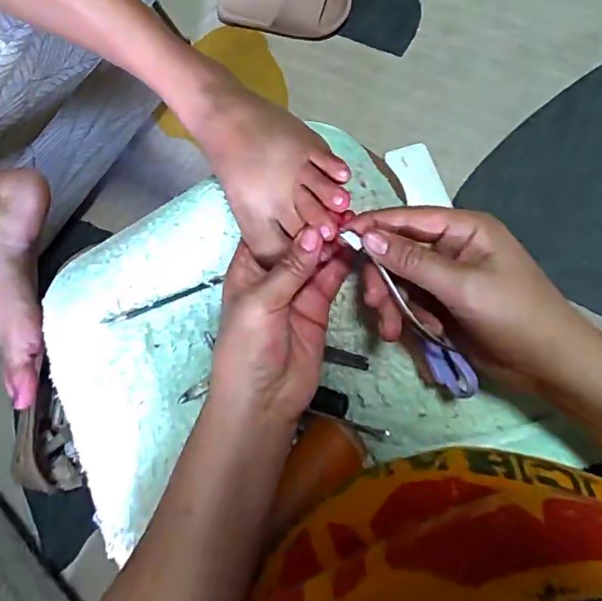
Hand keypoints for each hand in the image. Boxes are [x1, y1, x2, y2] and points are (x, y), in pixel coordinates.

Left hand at [185, 79, 350, 261]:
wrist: (226, 120)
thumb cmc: (232, 164)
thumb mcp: (241, 204)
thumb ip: (265, 226)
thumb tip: (292, 244)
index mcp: (258, 216)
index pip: (285, 245)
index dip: (303, 253)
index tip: (316, 253)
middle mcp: (279, 197)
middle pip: (309, 223)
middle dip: (324, 232)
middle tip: (334, 234)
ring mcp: (296, 169)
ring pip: (323, 193)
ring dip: (334, 201)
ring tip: (342, 207)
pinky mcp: (306, 145)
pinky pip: (328, 161)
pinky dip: (337, 170)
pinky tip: (343, 176)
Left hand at [209, 229, 352, 424]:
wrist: (263, 400)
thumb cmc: (246, 347)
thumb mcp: (261, 302)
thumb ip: (290, 268)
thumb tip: (314, 232)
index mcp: (247, 267)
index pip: (268, 232)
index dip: (290, 215)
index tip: (314, 199)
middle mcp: (272, 273)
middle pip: (297, 243)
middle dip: (316, 228)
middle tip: (342, 210)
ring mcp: (296, 289)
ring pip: (317, 258)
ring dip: (332, 243)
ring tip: (352, 224)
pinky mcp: (317, 306)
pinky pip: (330, 279)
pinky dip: (342, 264)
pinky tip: (354, 248)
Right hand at [344, 207, 599, 382]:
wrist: (553, 366)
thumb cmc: (515, 315)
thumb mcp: (461, 287)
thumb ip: (412, 261)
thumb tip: (367, 235)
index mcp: (464, 228)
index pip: (408, 218)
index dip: (374, 226)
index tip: (341, 237)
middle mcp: (453, 245)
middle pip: (398, 251)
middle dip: (384, 279)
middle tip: (374, 305)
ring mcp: (448, 275)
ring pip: (401, 280)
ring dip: (394, 304)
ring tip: (393, 332)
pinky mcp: (446, 301)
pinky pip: (413, 301)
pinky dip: (407, 317)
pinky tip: (411, 335)